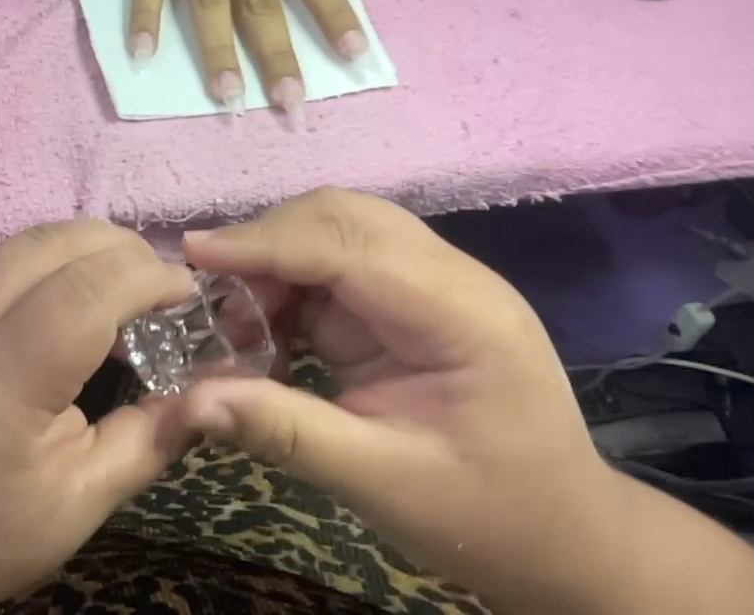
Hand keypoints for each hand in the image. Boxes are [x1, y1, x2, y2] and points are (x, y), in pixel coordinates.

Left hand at [0, 221, 196, 613]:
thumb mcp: (74, 506)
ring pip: (20, 243)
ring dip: (80, 244)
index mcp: (4, 374)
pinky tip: (73, 293)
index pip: (86, 290)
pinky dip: (48, 259)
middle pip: (50, 244)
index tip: (190, 293)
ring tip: (128, 278)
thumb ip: (145, 442)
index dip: (147, 278)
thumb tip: (207, 396)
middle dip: (118, 246)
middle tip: (165, 281)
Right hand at [177, 189, 617, 592]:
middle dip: (264, 242)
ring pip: (330, 228)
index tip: (193, 255)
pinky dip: (282, 285)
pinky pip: (326, 264)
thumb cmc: (485, 515)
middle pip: (341, 216)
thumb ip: (286, 431)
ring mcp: (426, 283)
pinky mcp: (400, 299)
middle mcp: (448, 279)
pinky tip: (262, 331)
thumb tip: (191, 399)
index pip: (350, 246)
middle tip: (207, 292)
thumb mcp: (381, 485)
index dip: (266, 243)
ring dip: (270, 260)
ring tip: (233, 321)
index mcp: (463, 316)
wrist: (562, 538)